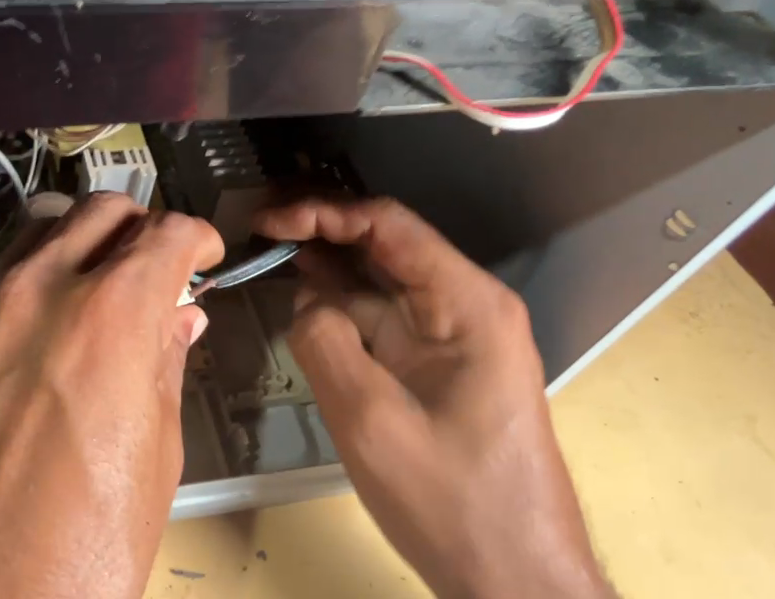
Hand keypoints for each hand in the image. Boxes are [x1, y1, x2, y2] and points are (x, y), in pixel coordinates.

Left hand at [0, 194, 223, 598]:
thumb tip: (182, 314)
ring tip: (98, 284)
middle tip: (155, 267)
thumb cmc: (87, 545)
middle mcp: (41, 290)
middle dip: (140, 226)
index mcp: (111, 316)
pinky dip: (33, 279)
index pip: (165, 232)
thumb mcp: (156, 454)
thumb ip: (166, 363)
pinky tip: (44, 328)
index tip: (204, 255)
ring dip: (81, 241)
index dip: (196, 237)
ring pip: (41, 229)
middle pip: (100, 210)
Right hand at [253, 196, 611, 598]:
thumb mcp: (371, 420)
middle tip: (257, 231)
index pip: (387, 225)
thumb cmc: (454, 501)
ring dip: (324, 268)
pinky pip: (379, 319)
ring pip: (376, 283)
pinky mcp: (435, 365)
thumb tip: (303, 300)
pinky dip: (337, 306)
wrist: (517, 584)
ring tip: (266, 255)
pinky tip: (300, 300)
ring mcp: (450, 337)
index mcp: (465, 303)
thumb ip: (324, 340)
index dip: (322, 213)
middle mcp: (462, 306)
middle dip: (318, 233)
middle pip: (382, 246)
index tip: (268, 222)